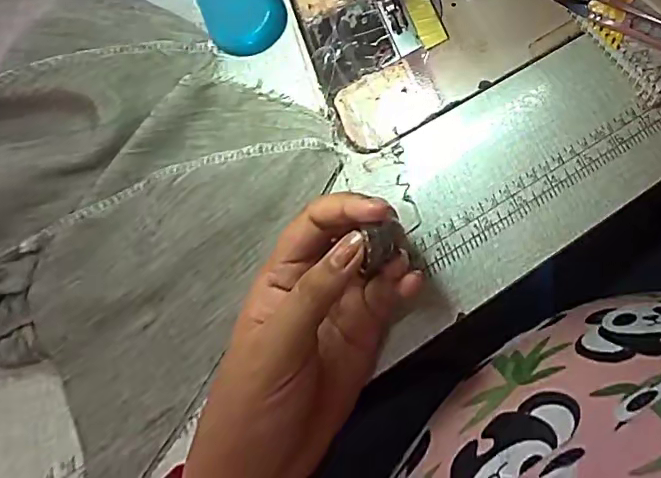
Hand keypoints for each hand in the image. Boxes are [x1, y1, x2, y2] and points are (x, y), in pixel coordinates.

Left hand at [186, 194, 423, 477]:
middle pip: (351, 235)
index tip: (377, 212)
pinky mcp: (368, 328)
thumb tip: (356, 242)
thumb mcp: (276, 342)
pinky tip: (411, 285)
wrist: (262, 471)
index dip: (345, 209)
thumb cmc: (249, 404)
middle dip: (376, 228)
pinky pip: (390, 294)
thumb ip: (316, 290)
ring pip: (377, 261)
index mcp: (283, 277)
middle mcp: (317, 281)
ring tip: (405, 265)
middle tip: (397, 234)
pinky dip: (405, 284)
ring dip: (395, 255)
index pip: (315, 224)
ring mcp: (344, 304)